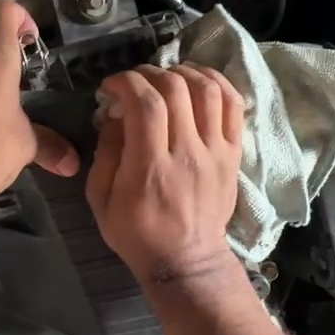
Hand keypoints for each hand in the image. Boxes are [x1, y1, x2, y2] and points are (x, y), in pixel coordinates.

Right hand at [86, 66, 244, 283]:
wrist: (187, 263)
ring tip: (164, 77)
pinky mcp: (234, 154)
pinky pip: (234, 105)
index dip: (125, 82)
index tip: (110, 87)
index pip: (145, 104)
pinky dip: (216, 82)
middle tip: (133, 81)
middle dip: (148, 73)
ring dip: (182, 72)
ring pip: (208, 90)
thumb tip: (114, 115)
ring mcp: (216, 152)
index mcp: (151, 167)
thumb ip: (105, 153)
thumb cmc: (137, 233)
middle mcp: (188, 153)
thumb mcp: (100, 200)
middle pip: (175, 89)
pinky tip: (197, 79)